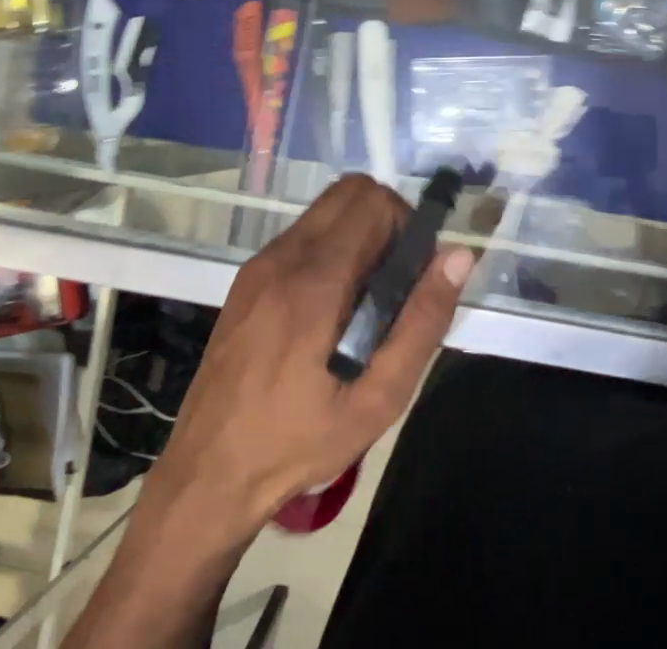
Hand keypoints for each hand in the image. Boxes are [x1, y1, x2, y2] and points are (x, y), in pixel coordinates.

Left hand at [138, 175, 474, 553]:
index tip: (414, 278)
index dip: (408, 226)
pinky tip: (333, 315)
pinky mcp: (246, 284)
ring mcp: (258, 268)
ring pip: (325, 213)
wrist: (209, 474)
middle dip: (387, 224)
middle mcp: (281, 259)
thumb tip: (458, 255)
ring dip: (359, 239)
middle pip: (349, 193)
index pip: (372, 201)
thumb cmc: (300, 441)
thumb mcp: (380, 396)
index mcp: (314, 281)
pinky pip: (302, 239)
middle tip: (396, 287)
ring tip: (366, 307)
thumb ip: (422, 321)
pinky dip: (332, 254)